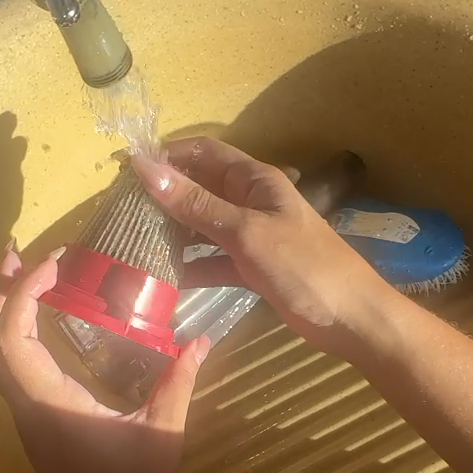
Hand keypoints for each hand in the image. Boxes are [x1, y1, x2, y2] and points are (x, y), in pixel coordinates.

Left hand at [0, 244, 209, 472]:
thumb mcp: (163, 432)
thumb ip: (180, 380)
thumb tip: (203, 338)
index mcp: (49, 402)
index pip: (13, 335)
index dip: (24, 291)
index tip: (55, 261)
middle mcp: (27, 407)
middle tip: (17, 253)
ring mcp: (28, 420)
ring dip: (5, 313)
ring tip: (28, 278)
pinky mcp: (37, 428)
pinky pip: (13, 372)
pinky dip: (18, 336)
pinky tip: (46, 326)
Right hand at [133, 138, 394, 354]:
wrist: (350, 318)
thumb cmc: (303, 266)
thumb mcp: (246, 231)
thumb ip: (196, 204)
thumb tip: (145, 168)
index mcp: (255, 181)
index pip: (204, 154)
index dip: (168, 156)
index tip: (128, 170)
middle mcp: (250, 203)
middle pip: (199, 190)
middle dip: (164, 197)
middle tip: (122, 213)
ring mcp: (251, 237)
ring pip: (203, 227)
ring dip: (173, 233)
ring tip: (133, 244)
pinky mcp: (251, 270)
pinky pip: (213, 261)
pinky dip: (191, 267)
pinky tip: (162, 278)